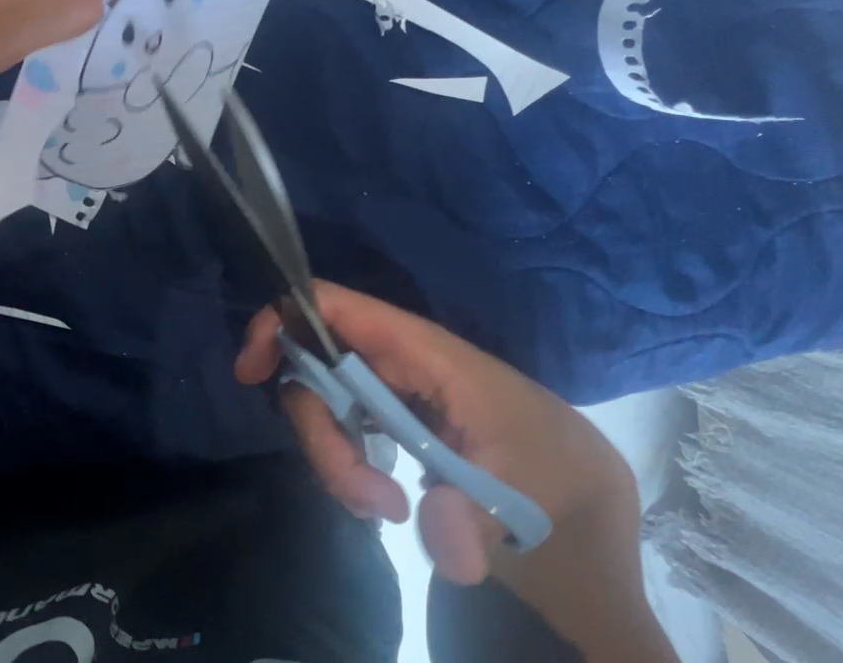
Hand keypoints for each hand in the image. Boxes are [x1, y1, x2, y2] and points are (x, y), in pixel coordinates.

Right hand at [235, 282, 636, 584]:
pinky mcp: (393, 423)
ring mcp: (394, 394)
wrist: (591, 520)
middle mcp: (400, 364)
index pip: (337, 306)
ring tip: (381, 509)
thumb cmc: (564, 487)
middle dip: (320, 433)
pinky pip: (342, 429)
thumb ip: (478, 518)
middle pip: (317, 369)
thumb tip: (433, 537)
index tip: (251, 369)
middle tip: (362, 496)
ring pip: (324, 404)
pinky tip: (378, 501)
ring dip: (335, 459)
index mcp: (429, 354)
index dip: (281, 320)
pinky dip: (345, 465)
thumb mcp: (533, 503)